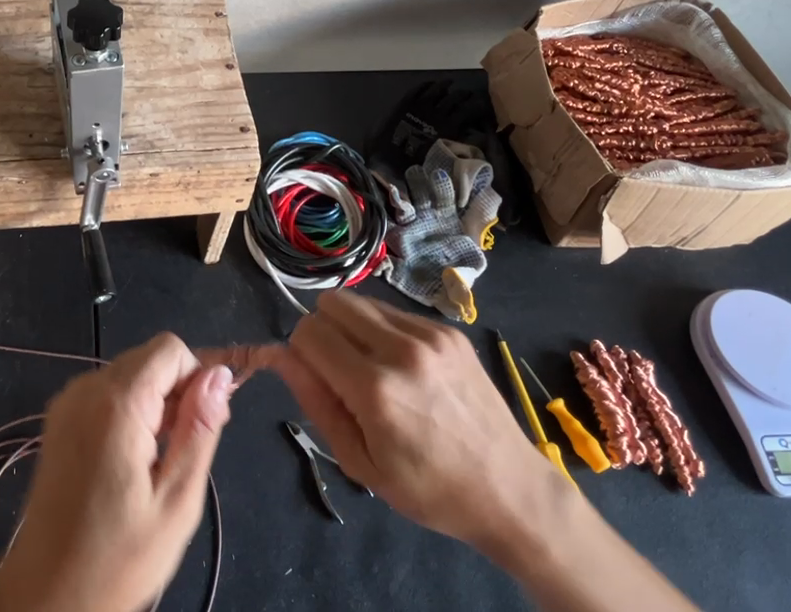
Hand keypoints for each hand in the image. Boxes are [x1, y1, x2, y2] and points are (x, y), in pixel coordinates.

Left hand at [0, 334, 232, 611]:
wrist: (47, 595)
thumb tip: (220, 374)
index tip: (204, 425)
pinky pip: (106, 392)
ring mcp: (66, 402)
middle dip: (176, 391)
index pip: (169, 348)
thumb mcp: (176, 501)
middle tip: (182, 452)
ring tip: (156, 464)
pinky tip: (130, 461)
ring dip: (153, 404)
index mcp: (116, 404)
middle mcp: (86, 389)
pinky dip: (128, 412)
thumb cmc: (119, 558)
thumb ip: (199, 429)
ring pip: (129, 373)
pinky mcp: (57, 419)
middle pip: (148, 358)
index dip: (196, 378)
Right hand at [273, 289, 566, 552]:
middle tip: (342, 372)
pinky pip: (393, 311)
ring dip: (353, 327)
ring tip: (374, 369)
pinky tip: (404, 368)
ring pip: (361, 301)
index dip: (300, 353)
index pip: (308, 332)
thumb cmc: (429, 489)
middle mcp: (402, 349)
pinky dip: (384, 330)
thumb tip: (279, 355)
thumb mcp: (359, 462)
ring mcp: (431, 335)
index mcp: (375, 389)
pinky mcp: (450, 331)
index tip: (318, 380)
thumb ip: (315, 401)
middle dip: (323, 331)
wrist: (511, 489)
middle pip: (331, 303)